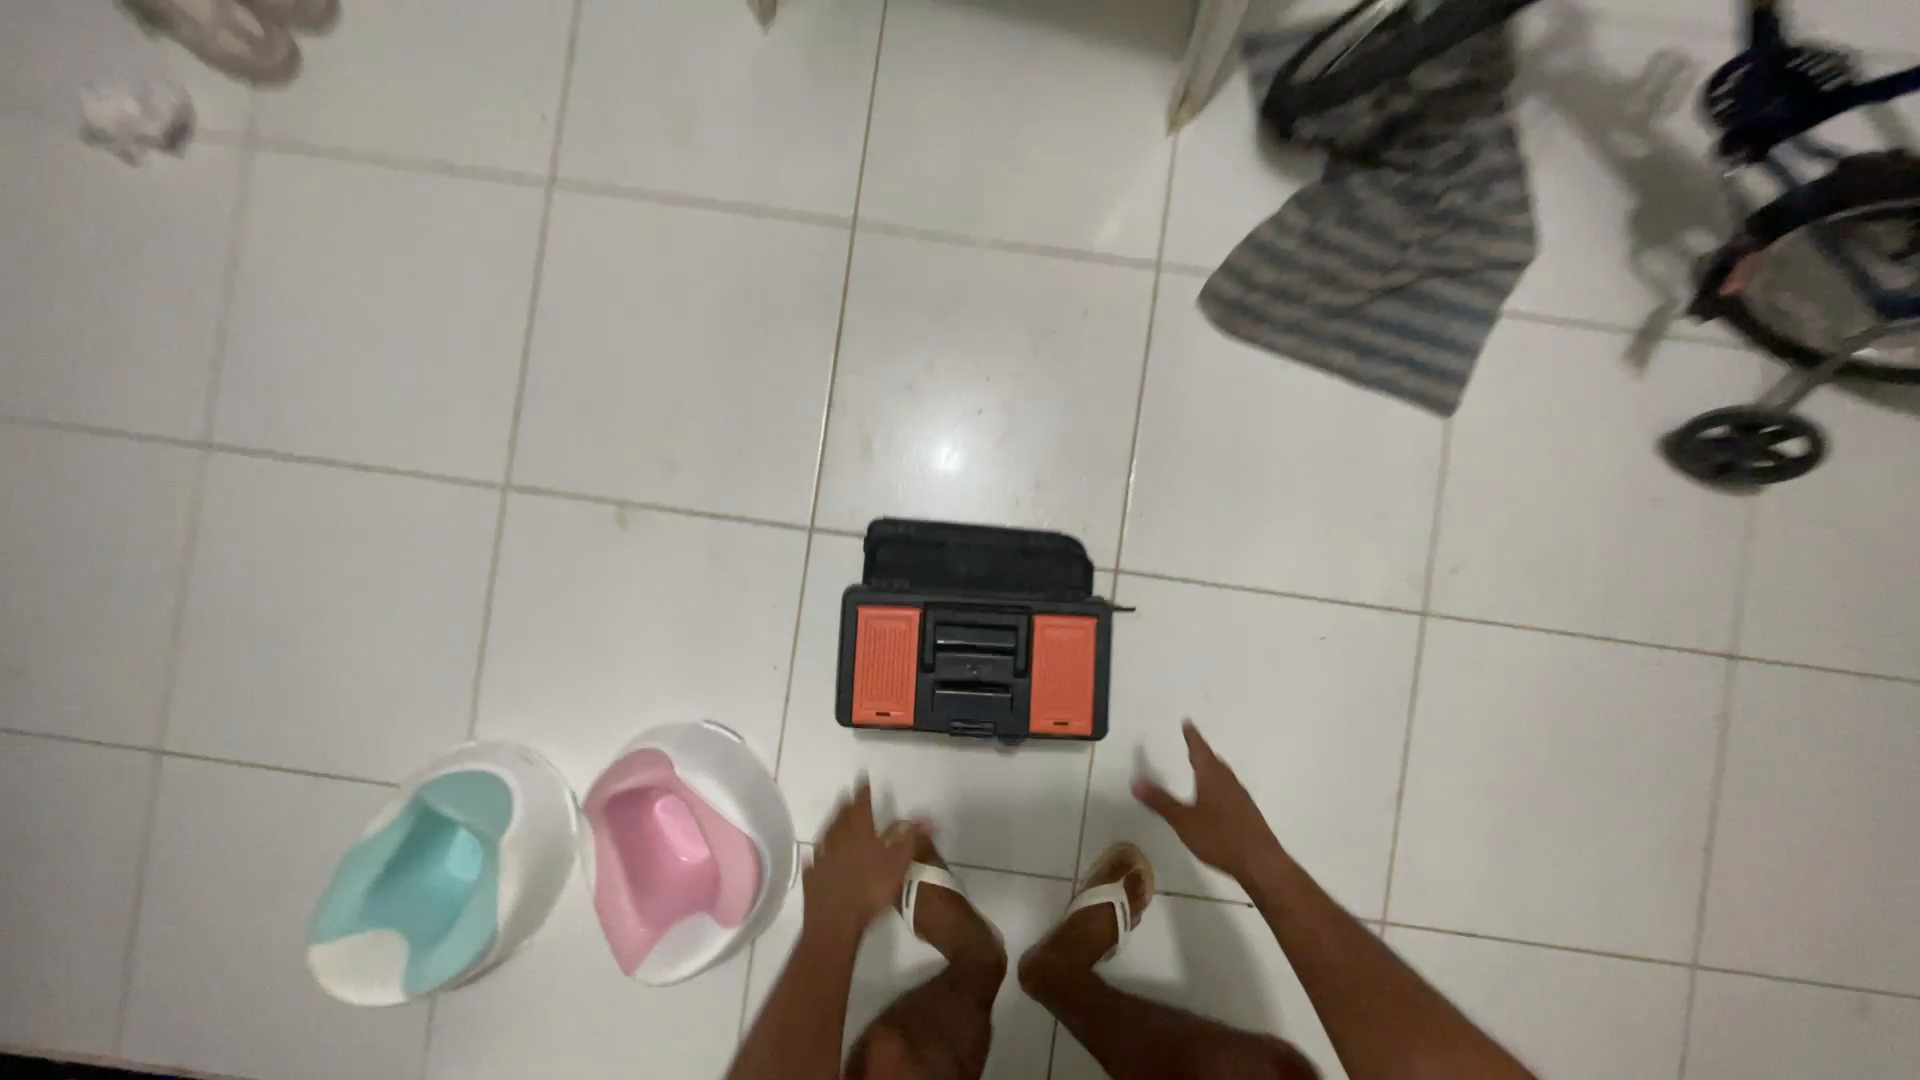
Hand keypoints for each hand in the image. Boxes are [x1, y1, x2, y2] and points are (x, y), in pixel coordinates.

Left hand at [804, 777, 917, 937]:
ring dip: (832, 822)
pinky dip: (820, 849)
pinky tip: (820, 851)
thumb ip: (908, 840)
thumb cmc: (871, 891)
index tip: (862, 778)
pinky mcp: (812, 874)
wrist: (836, 921)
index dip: (863, 792)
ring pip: (827, 833)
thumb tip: (922, 818)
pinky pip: (816, 856)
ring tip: (836, 816)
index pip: (861, 806)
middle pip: (841, 816)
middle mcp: (838, 839)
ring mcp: (822, 856)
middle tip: (848, 794)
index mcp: (860, 834)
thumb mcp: (898, 865)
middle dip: (846, 803)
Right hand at [1134, 720, 1283, 881]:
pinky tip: (1215, 801)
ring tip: (1202, 769)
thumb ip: (1160, 801)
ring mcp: (1241, 798)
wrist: (1261, 863)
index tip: (1188, 722)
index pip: (1199, 749)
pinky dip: (1219, 786)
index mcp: (1211, 777)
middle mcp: (1228, 782)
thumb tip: (1136, 781)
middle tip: (1192, 745)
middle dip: (1201, 752)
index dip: (1192, 736)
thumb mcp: (1183, 820)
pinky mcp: (1248, 814)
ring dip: (1211, 769)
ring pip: (1223, 776)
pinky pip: (1230, 790)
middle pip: (1213, 761)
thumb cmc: (1219, 837)